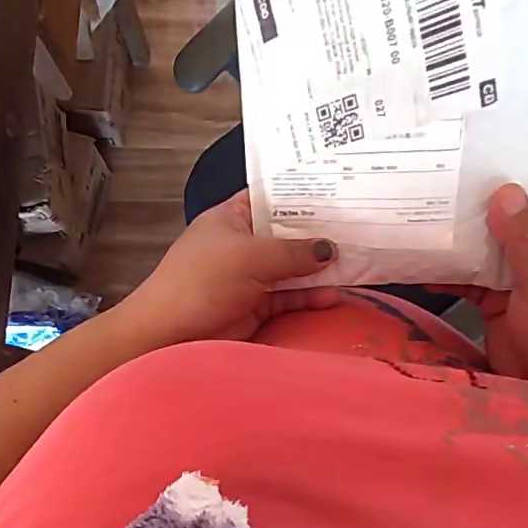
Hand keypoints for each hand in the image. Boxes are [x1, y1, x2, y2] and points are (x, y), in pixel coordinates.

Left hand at [113, 190, 340, 346]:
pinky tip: (334, 295)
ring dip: (319, 269)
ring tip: (355, 263)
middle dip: (319, 235)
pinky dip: (311, 297)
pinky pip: (290, 298)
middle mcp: (243, 244)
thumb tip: (330, 249)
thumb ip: (293, 251)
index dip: (301, 194)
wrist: (169, 335)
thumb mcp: (250, 256)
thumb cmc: (202, 281)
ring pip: (293, 269)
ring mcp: (251, 277)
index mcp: (232, 218)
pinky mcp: (257, 307)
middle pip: (288, 235)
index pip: (271, 198)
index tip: (337, 192)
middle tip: (358, 229)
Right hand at [438, 185, 527, 403]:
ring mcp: (527, 287)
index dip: (506, 197)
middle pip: (511, 231)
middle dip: (476, 221)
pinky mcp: (504, 311)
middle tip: (434, 203)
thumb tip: (504, 192)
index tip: (466, 184)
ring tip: (424, 233)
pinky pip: (477, 287)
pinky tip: (428, 273)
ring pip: (490, 258)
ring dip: (461, 251)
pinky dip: (454, 280)